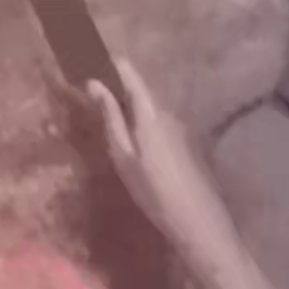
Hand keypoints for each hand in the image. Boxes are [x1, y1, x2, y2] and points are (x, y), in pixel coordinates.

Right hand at [88, 58, 201, 234]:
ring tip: (102, 107)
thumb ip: (110, 115)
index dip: (106, 59)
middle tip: (88, 86)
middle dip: (111, 79)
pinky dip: (136, 113)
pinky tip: (126, 131)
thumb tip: (93, 82)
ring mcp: (177, 125)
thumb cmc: (154, 191)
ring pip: (145, 100)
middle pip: (136, 83)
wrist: (202, 228)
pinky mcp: (182, 140)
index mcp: (149, 109)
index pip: (127, 69)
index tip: (85, 59)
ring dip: (123, 97)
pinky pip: (153, 115)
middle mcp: (165, 110)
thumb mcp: (123, 154)